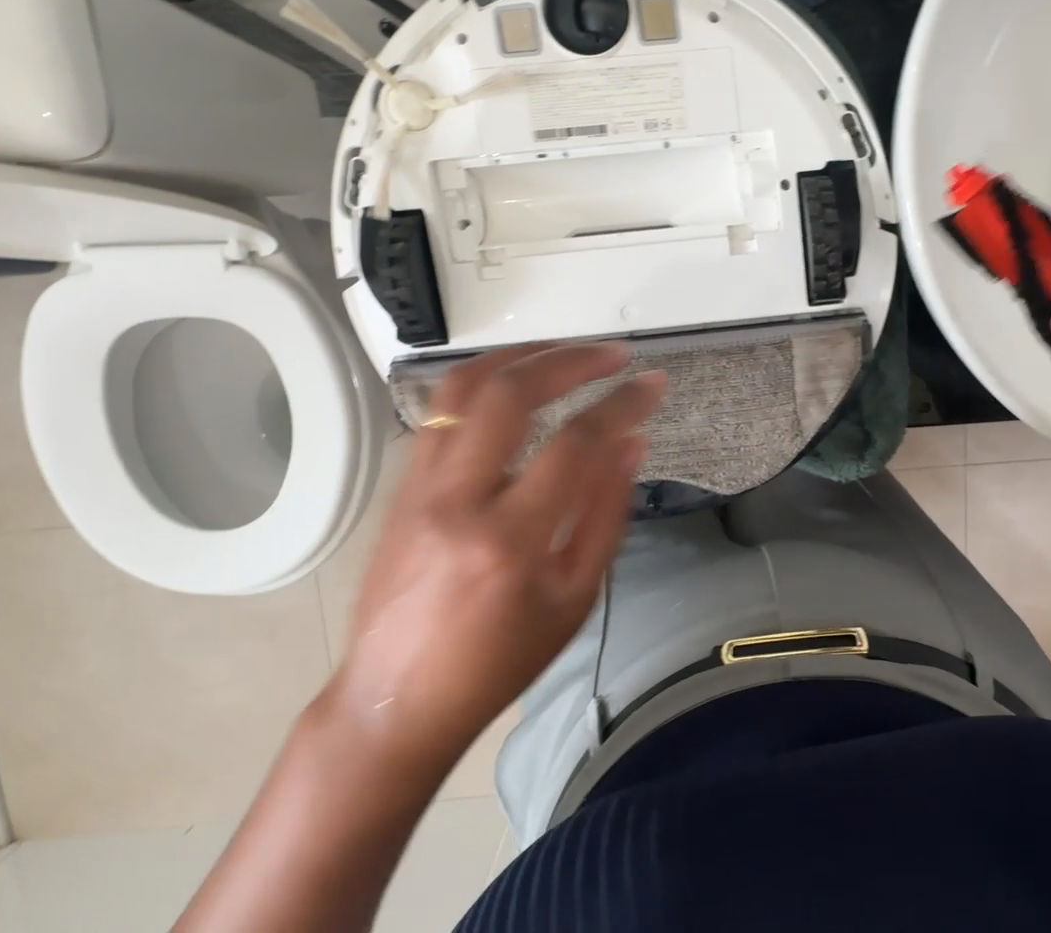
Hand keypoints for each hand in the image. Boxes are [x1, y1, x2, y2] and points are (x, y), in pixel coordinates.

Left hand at [322, 343, 664, 772]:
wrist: (396, 699)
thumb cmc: (498, 662)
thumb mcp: (574, 599)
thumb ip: (605, 514)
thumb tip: (630, 443)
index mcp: (512, 540)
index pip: (576, 442)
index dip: (622, 403)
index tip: (653, 382)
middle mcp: (459, 501)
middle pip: (510, 394)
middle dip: (570, 358)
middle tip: (613, 353)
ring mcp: (420, 488)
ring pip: (461, 390)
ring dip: (519, 356)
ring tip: (563, 350)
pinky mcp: (401, 488)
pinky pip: (440, 415)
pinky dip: (483, 387)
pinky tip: (515, 388)